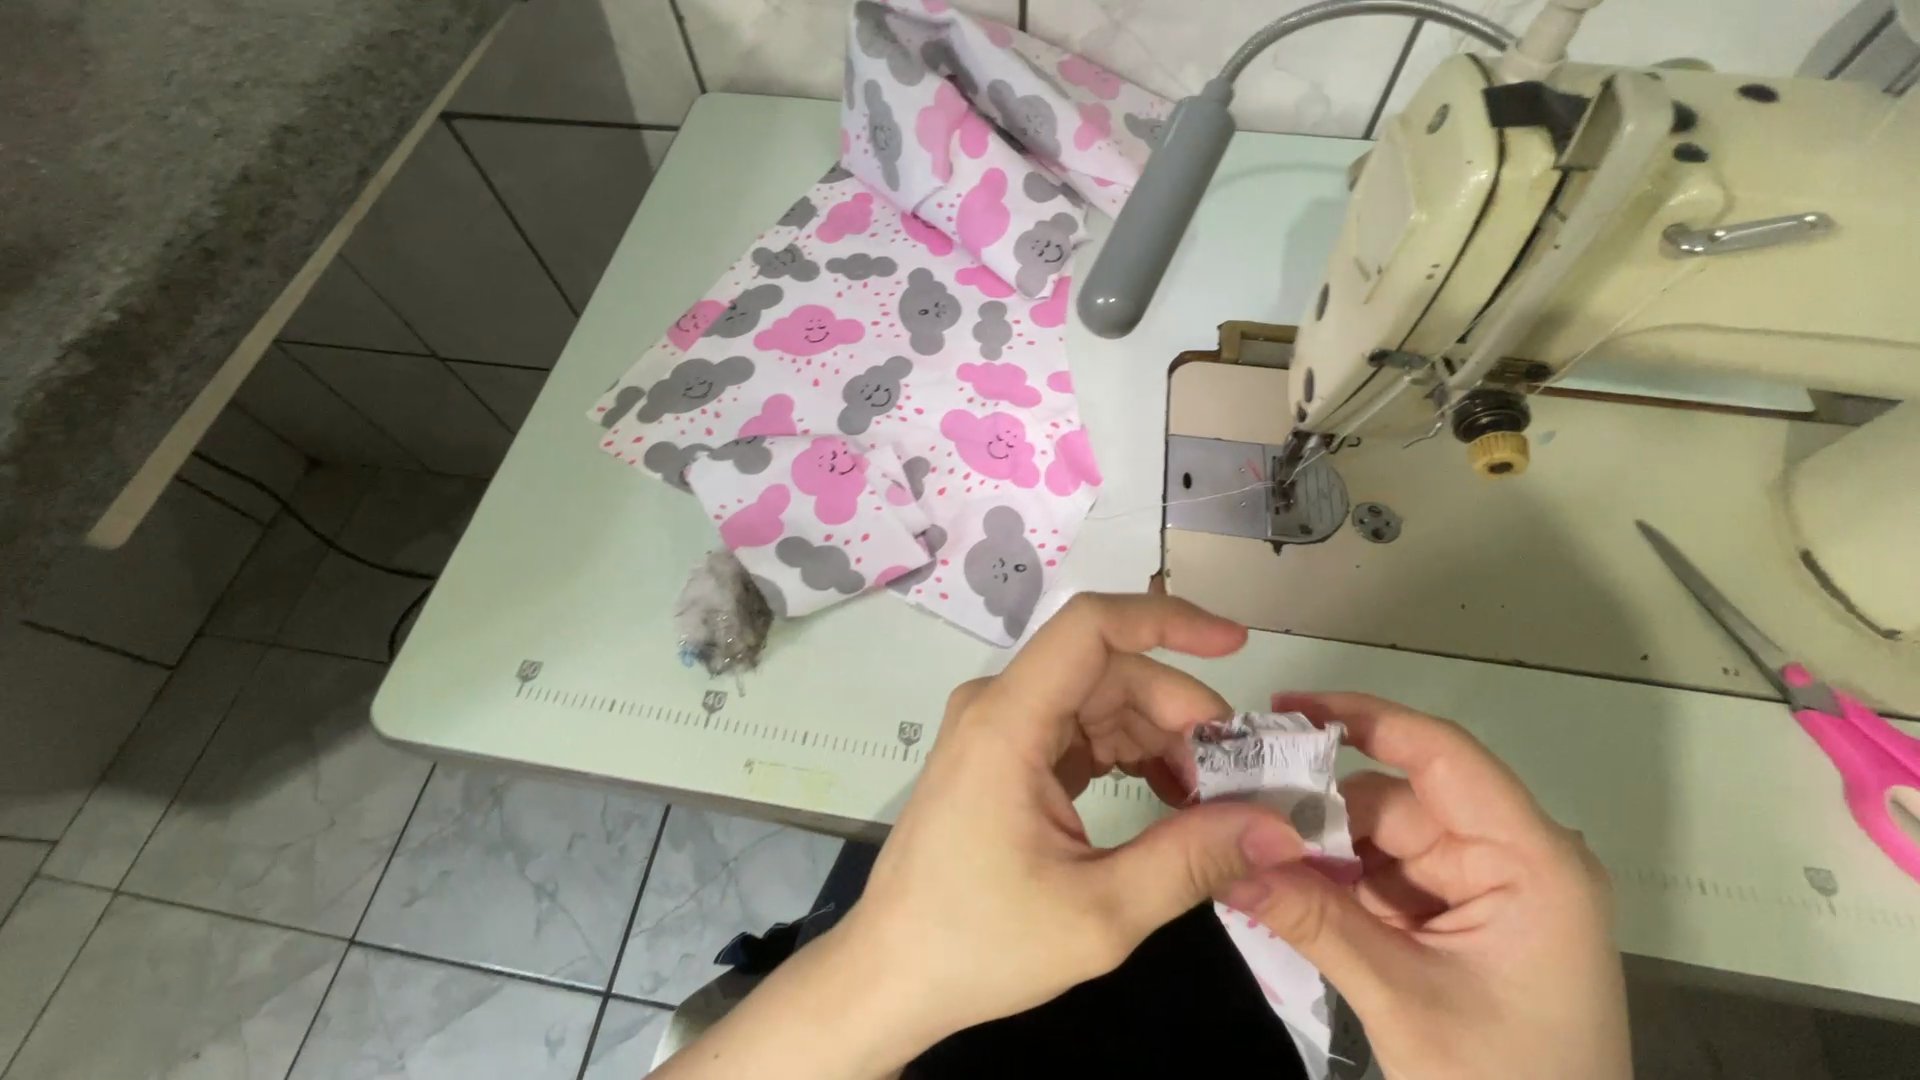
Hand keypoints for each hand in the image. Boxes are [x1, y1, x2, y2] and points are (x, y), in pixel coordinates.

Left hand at [833, 593, 1308, 1062]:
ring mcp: (997, 727)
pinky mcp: (1003, 754)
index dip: (1167, 620)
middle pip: (1106, 671)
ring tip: (1207, 799)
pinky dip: (1128, 754)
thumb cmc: (981, 944)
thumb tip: (1284, 827)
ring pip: (1098, 700)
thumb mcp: (1100, 912)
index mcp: (1007, 720)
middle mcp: (998, 705)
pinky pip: (1077, 730)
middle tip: (1236, 776)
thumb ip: (1193, 859)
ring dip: (1160, 736)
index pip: (1090, 627)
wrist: (894, 972)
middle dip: (1180, 711)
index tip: (1237, 645)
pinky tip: (1168, 798)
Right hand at [1228, 693, 1630, 1079]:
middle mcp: (1508, 855)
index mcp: (1530, 861)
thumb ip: (1315, 921)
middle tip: (1234, 808)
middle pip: (1393, 799)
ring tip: (1247, 852)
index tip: (1284, 709)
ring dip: (1317, 847)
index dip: (1362, 718)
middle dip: (1315, 807)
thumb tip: (1226, 860)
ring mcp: (1481, 884)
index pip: (1440, 755)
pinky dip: (1332, 877)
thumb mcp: (1405, 1002)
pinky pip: (1379, 871)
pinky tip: (1283, 884)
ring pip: (1376, 835)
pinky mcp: (1454, 912)